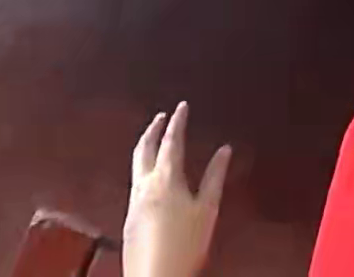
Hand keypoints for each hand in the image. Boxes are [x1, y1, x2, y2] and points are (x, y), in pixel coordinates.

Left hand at [124, 103, 230, 276]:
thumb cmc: (184, 247)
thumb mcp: (207, 210)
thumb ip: (215, 177)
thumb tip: (224, 150)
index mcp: (166, 178)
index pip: (172, 139)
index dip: (178, 120)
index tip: (182, 106)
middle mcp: (145, 186)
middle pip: (145, 148)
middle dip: (153, 129)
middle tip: (161, 116)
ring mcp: (134, 203)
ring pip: (136, 166)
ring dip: (145, 147)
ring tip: (154, 141)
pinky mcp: (129, 221)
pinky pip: (134, 184)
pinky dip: (142, 169)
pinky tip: (149, 178)